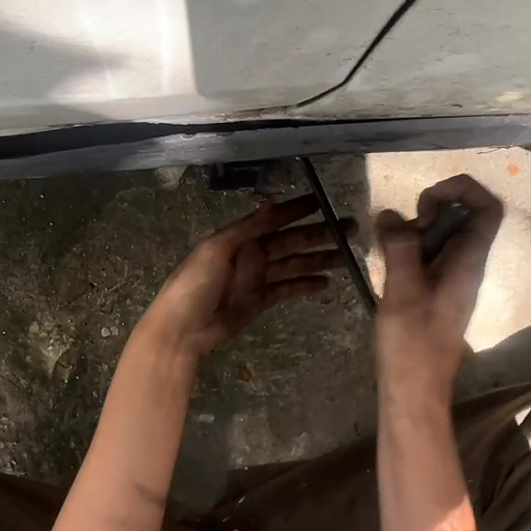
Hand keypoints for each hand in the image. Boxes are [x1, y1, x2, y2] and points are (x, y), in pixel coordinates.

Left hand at [140, 194, 354, 356]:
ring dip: (318, 259)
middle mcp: (250, 255)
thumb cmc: (193, 284)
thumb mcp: (217, 250)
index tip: (323, 202)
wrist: (181, 328)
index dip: (297, 210)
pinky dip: (305, 285)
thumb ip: (247, 229)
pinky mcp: (259, 302)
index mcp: (238, 238)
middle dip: (318, 235)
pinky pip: (287, 289)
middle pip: (290, 242)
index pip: (274, 220)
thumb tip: (274, 205)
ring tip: (346, 256)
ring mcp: (256, 279)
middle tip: (349, 229)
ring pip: (293, 265)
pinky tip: (326, 282)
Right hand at [375, 176, 503, 404]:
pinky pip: (431, 258)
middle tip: (405, 225)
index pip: (488, 209)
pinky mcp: (436, 294)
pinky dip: (411, 250)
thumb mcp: (402, 290)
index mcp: (468, 263)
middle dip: (434, 208)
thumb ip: (400, 248)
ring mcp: (452, 281)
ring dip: (418, 230)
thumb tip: (391, 214)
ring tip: (390, 244)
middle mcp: (467, 267)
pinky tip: (388, 264)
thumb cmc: (412, 343)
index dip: (462, 190)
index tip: (425, 201)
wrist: (415, 390)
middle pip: (466, 218)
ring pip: (445, 238)